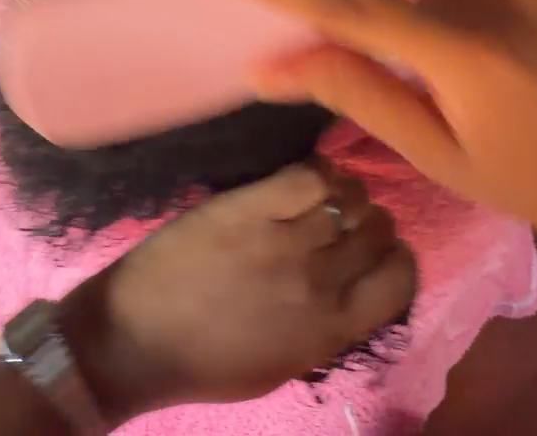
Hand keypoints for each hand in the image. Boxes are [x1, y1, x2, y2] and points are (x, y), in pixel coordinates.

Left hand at [60, 160, 415, 425]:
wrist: (136, 339)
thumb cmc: (209, 361)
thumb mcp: (286, 363)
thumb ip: (332, 324)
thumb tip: (359, 281)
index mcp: (331, 331)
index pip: (401, 276)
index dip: (395, 256)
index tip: (377, 250)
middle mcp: (319, 284)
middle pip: (378, 228)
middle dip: (368, 221)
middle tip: (344, 220)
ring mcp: (284, 241)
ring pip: (350, 196)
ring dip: (344, 193)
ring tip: (322, 197)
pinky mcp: (250, 207)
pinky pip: (309, 174)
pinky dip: (316, 173)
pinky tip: (302, 182)